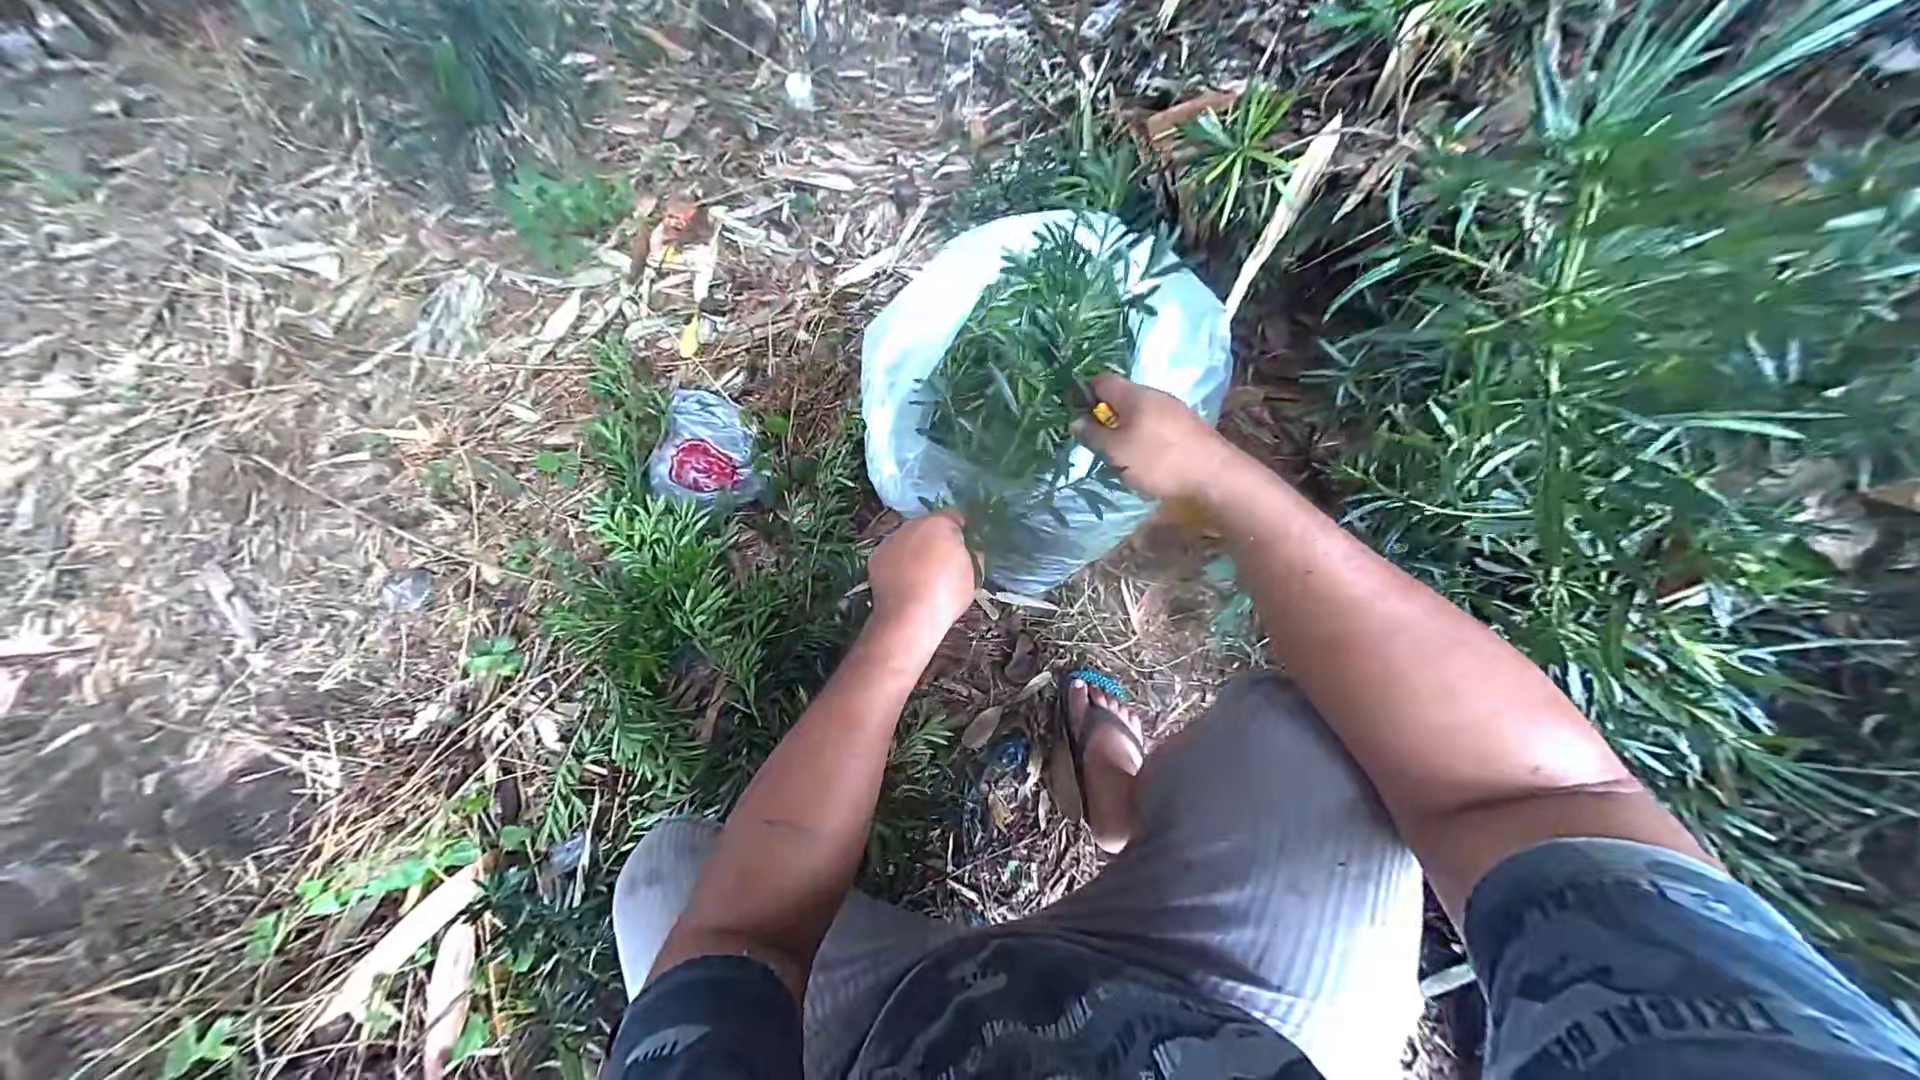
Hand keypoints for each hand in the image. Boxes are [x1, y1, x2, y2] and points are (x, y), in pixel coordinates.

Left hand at [866, 512, 975, 647]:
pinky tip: (905, 582)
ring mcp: (891, 540)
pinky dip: (900, 563)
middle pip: (930, 526)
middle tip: (945, 562)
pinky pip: (894, 554)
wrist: (909, 617)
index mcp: (940, 523)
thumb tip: (969, 548)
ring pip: (910, 539)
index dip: (964, 530)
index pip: (957, 516)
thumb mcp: (974, 573)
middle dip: (938, 539)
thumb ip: (972, 552)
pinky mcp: (876, 557)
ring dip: (917, 550)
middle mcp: (912, 525)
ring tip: (923, 575)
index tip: (967, 547)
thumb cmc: (947, 594)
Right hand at [1071, 374, 1240, 501]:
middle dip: (1106, 416)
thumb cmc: (1158, 460)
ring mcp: (1175, 410)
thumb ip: (1093, 435)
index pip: (1102, 381)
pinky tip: (1146, 458)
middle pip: (1122, 397)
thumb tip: (1076, 421)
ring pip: (1140, 413)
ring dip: (1126, 429)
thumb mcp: (1116, 451)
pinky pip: (1156, 425)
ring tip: (1120, 454)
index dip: (1085, 394)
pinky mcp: (1188, 427)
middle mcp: (1156, 395)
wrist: (1215, 476)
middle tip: (1098, 442)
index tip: (1078, 417)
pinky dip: (1144, 437)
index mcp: (1135, 394)